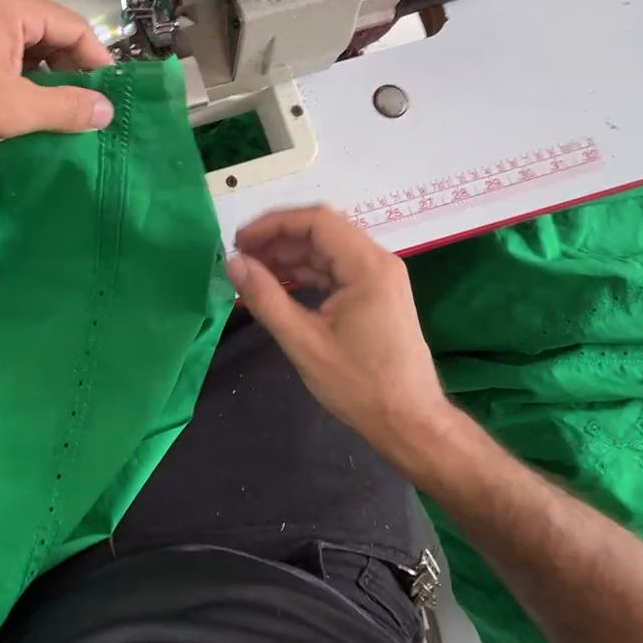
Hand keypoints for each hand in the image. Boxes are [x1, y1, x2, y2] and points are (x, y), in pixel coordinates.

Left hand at [0, 0, 116, 153]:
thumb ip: (65, 108)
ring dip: (38, 82)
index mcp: (10, 4)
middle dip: (67, 74)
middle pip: (49, 36)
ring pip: (21, 49)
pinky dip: (10, 81)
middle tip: (80, 115)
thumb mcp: (11, 108)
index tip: (108, 102)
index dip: (98, 65)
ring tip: (48, 119)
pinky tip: (10, 111)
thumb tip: (106, 110)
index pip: (75, 28)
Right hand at [224, 206, 462, 462]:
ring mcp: (378, 278)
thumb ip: (266, 298)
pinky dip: (304, 274)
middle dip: (277, 240)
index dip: (273, 224)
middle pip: (321, 232)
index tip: (239, 241)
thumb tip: (233, 263)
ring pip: (326, 251)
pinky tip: (277, 287)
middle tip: (239, 258)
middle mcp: (377, 262)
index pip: (316, 220)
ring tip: (250, 273)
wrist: (409, 422)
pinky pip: (334, 271)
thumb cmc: (360, 385)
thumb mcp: (304, 342)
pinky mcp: (374, 295)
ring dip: (288, 257)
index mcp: (367, 266)